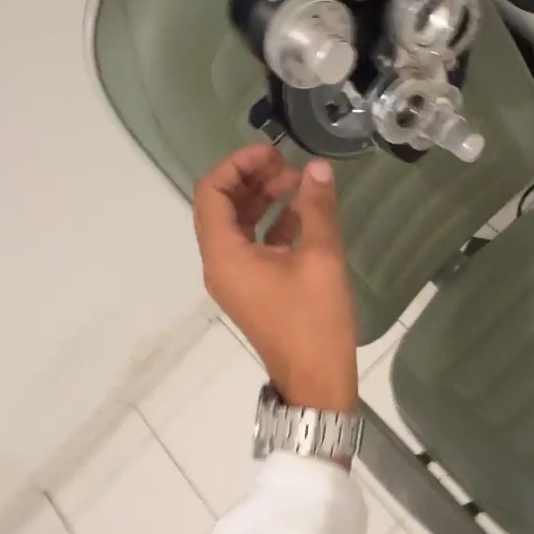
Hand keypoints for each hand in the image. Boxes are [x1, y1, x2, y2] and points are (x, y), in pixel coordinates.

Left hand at [193, 145, 358, 413]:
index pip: (212, 193)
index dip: (238, 165)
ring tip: (300, 185)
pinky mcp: (254, 291)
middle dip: (253, 180)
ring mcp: (236, 280)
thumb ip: (317, 208)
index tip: (273, 152)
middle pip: (223, 207)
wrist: (316, 381)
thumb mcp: (321, 258)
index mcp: (224, 255)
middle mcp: (220, 265)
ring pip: (240, 227)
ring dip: (265, 201)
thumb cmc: (315, 320)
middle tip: (289, 166)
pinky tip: (305, 215)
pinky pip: (254, 247)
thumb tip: (317, 168)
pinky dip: (274, 226)